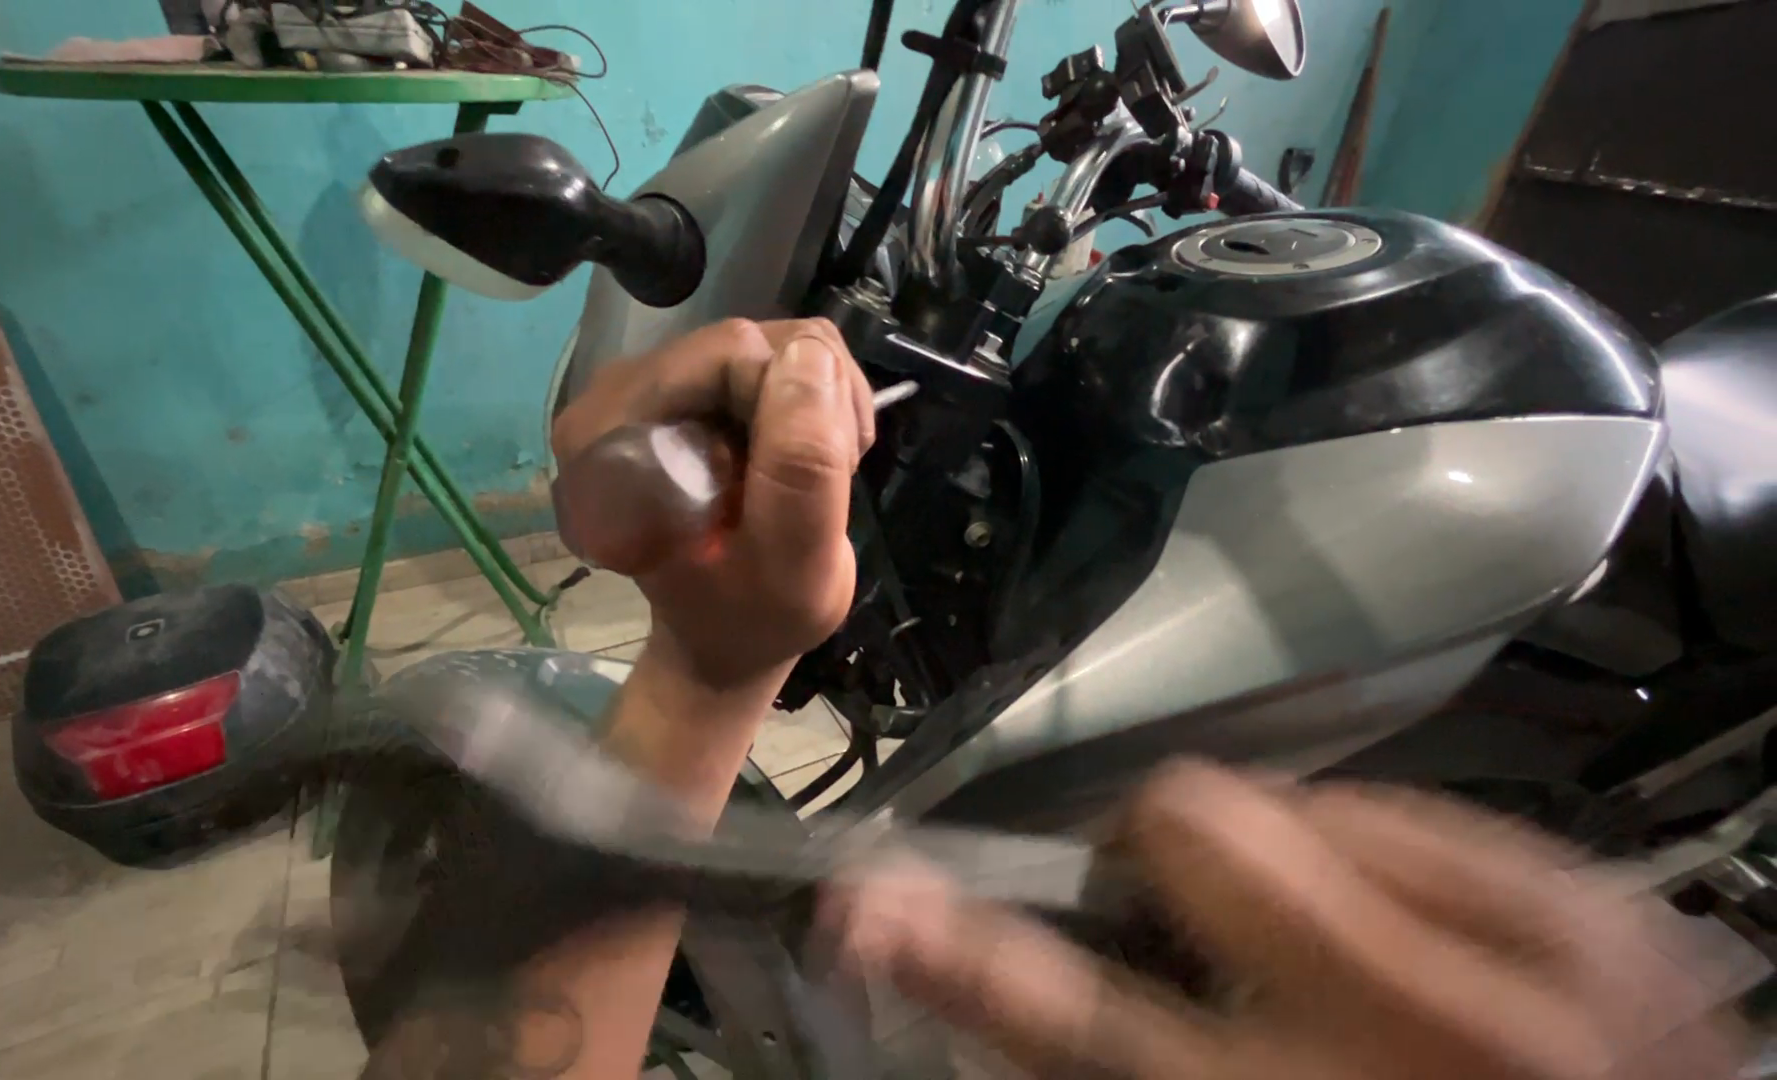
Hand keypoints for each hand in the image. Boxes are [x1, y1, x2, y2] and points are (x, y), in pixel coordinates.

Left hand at [551, 318, 874, 691]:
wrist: (727, 636)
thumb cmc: (757, 615)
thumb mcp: (795, 560)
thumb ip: (802, 465)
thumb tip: (811, 352)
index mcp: (613, 435)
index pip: (731, 355)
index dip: (800, 405)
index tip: (826, 477)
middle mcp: (614, 397)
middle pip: (746, 340)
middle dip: (815, 400)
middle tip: (832, 474)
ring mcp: (649, 391)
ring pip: (766, 343)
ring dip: (818, 401)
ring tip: (820, 471)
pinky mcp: (683, 393)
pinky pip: (766, 358)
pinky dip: (807, 400)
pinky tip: (803, 454)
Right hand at [825, 762, 1745, 1079]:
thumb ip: (1103, 1043)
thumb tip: (969, 946)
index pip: (1080, 1021)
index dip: (955, 953)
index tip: (863, 906)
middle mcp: (1441, 1037)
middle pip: (1184, 826)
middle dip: (1143, 858)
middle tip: (1175, 915)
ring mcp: (1541, 945)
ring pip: (1272, 799)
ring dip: (1253, 865)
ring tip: (1316, 948)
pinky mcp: (1590, 896)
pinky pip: (1375, 809)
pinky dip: (1349, 863)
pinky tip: (1399, 943)